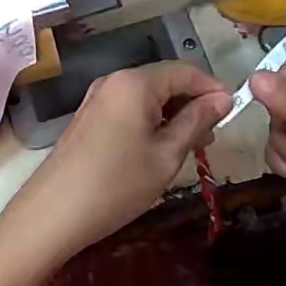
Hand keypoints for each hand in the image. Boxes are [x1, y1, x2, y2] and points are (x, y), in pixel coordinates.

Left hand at [6, 62, 231, 260]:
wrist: (53, 214)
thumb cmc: (117, 184)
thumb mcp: (167, 155)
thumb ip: (196, 121)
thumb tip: (223, 98)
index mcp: (135, 83)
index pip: (184, 71)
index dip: (212, 88)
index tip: (232, 112)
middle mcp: (113, 82)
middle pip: (163, 82)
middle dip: (192, 104)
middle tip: (212, 137)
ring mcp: (95, 100)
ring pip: (145, 99)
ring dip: (171, 117)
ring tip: (190, 148)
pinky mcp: (86, 121)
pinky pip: (127, 111)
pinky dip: (149, 124)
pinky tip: (158, 151)